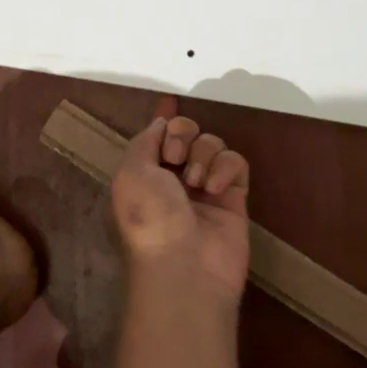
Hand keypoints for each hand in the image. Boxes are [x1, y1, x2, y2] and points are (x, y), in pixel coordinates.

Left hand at [112, 98, 250, 300]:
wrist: (185, 267)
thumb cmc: (150, 218)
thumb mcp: (130, 173)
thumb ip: (145, 140)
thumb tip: (162, 123)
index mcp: (146, 174)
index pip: (158, 136)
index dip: (163, 119)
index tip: (169, 100)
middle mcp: (175, 179)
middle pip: (187, 132)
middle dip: (183, 135)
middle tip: (175, 158)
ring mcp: (206, 188)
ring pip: (212, 144)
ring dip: (203, 155)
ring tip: (196, 184)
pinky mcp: (235, 197)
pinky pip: (236, 162)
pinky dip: (226, 168)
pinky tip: (216, 188)